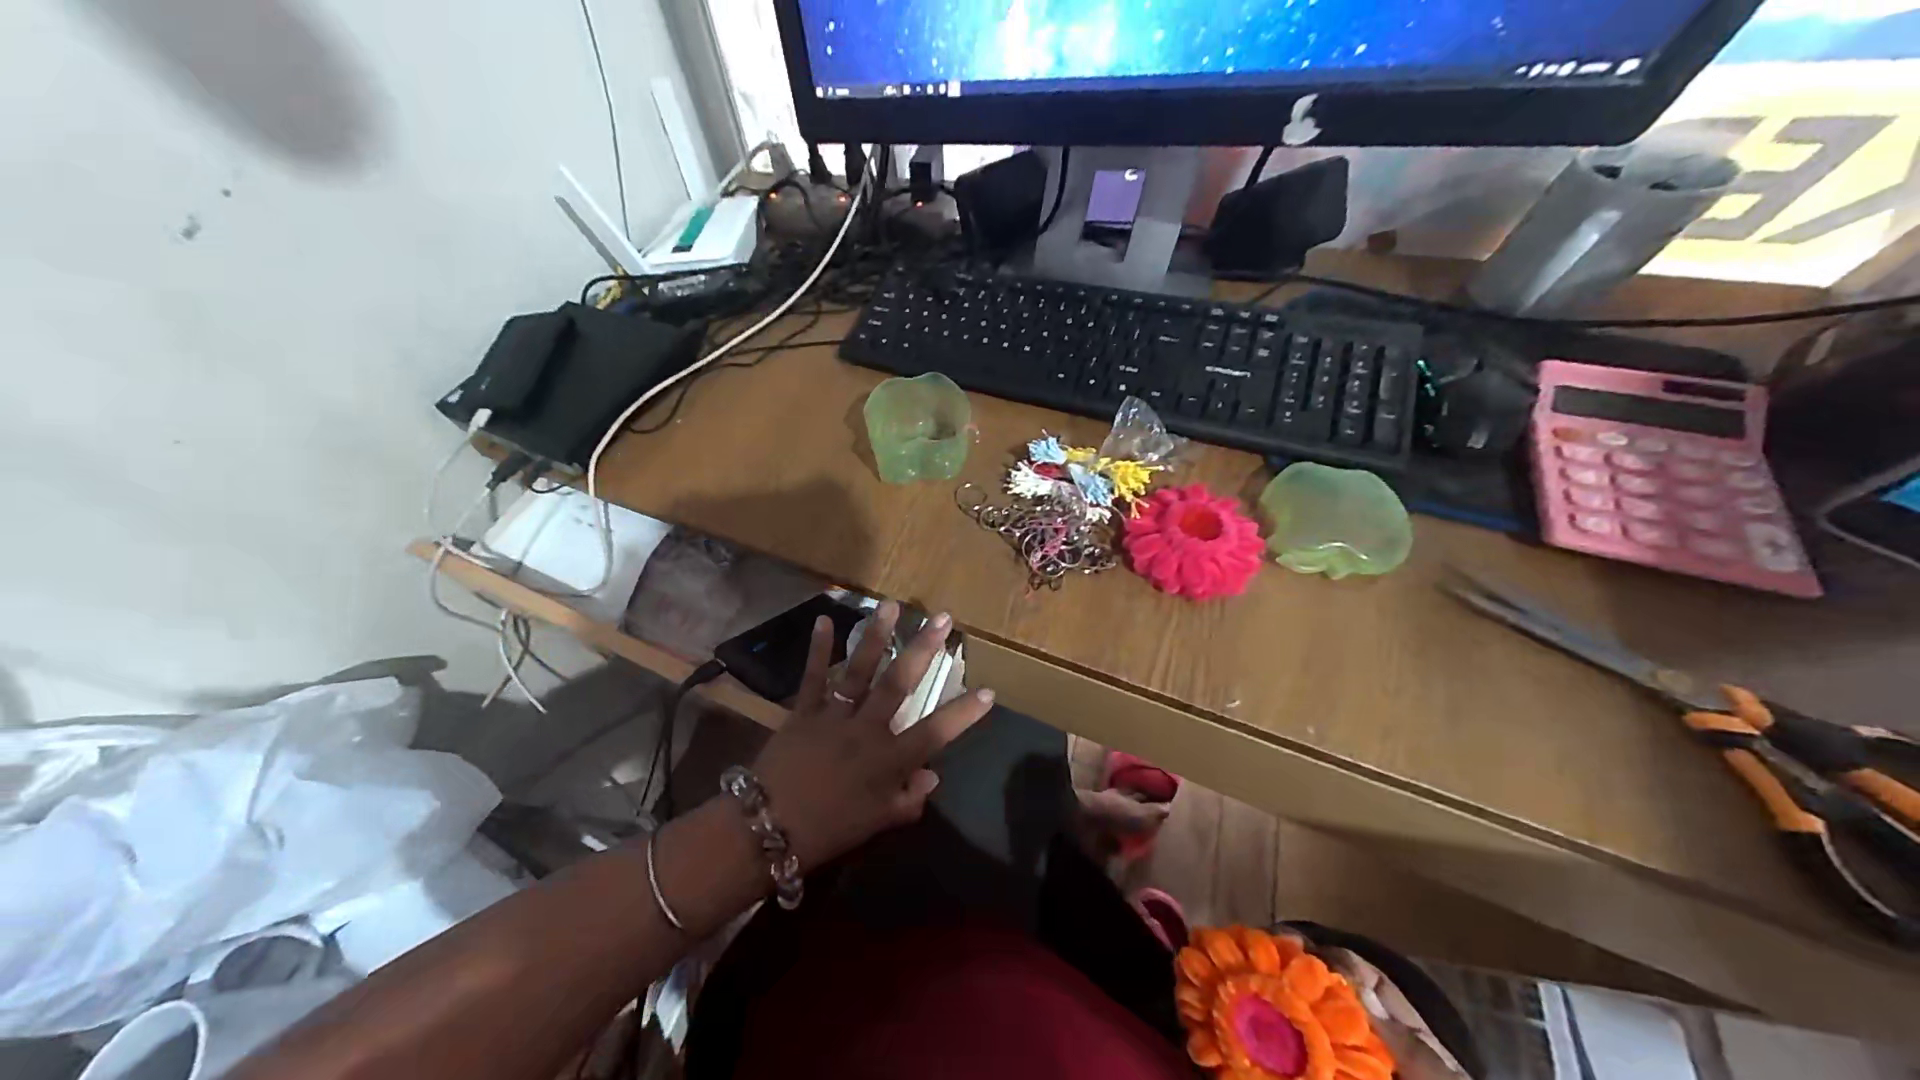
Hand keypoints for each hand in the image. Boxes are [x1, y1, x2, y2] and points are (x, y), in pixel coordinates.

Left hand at [746, 601, 993, 869]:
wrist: (766, 829)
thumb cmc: (828, 831)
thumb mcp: (876, 823)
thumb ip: (908, 799)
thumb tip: (933, 776)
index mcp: (888, 761)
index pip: (936, 733)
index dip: (964, 713)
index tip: (988, 690)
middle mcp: (866, 730)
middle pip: (899, 684)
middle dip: (922, 649)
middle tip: (942, 619)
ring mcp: (833, 716)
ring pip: (860, 670)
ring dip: (876, 635)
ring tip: (890, 605)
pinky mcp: (803, 712)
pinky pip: (813, 677)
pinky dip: (818, 649)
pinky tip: (823, 619)